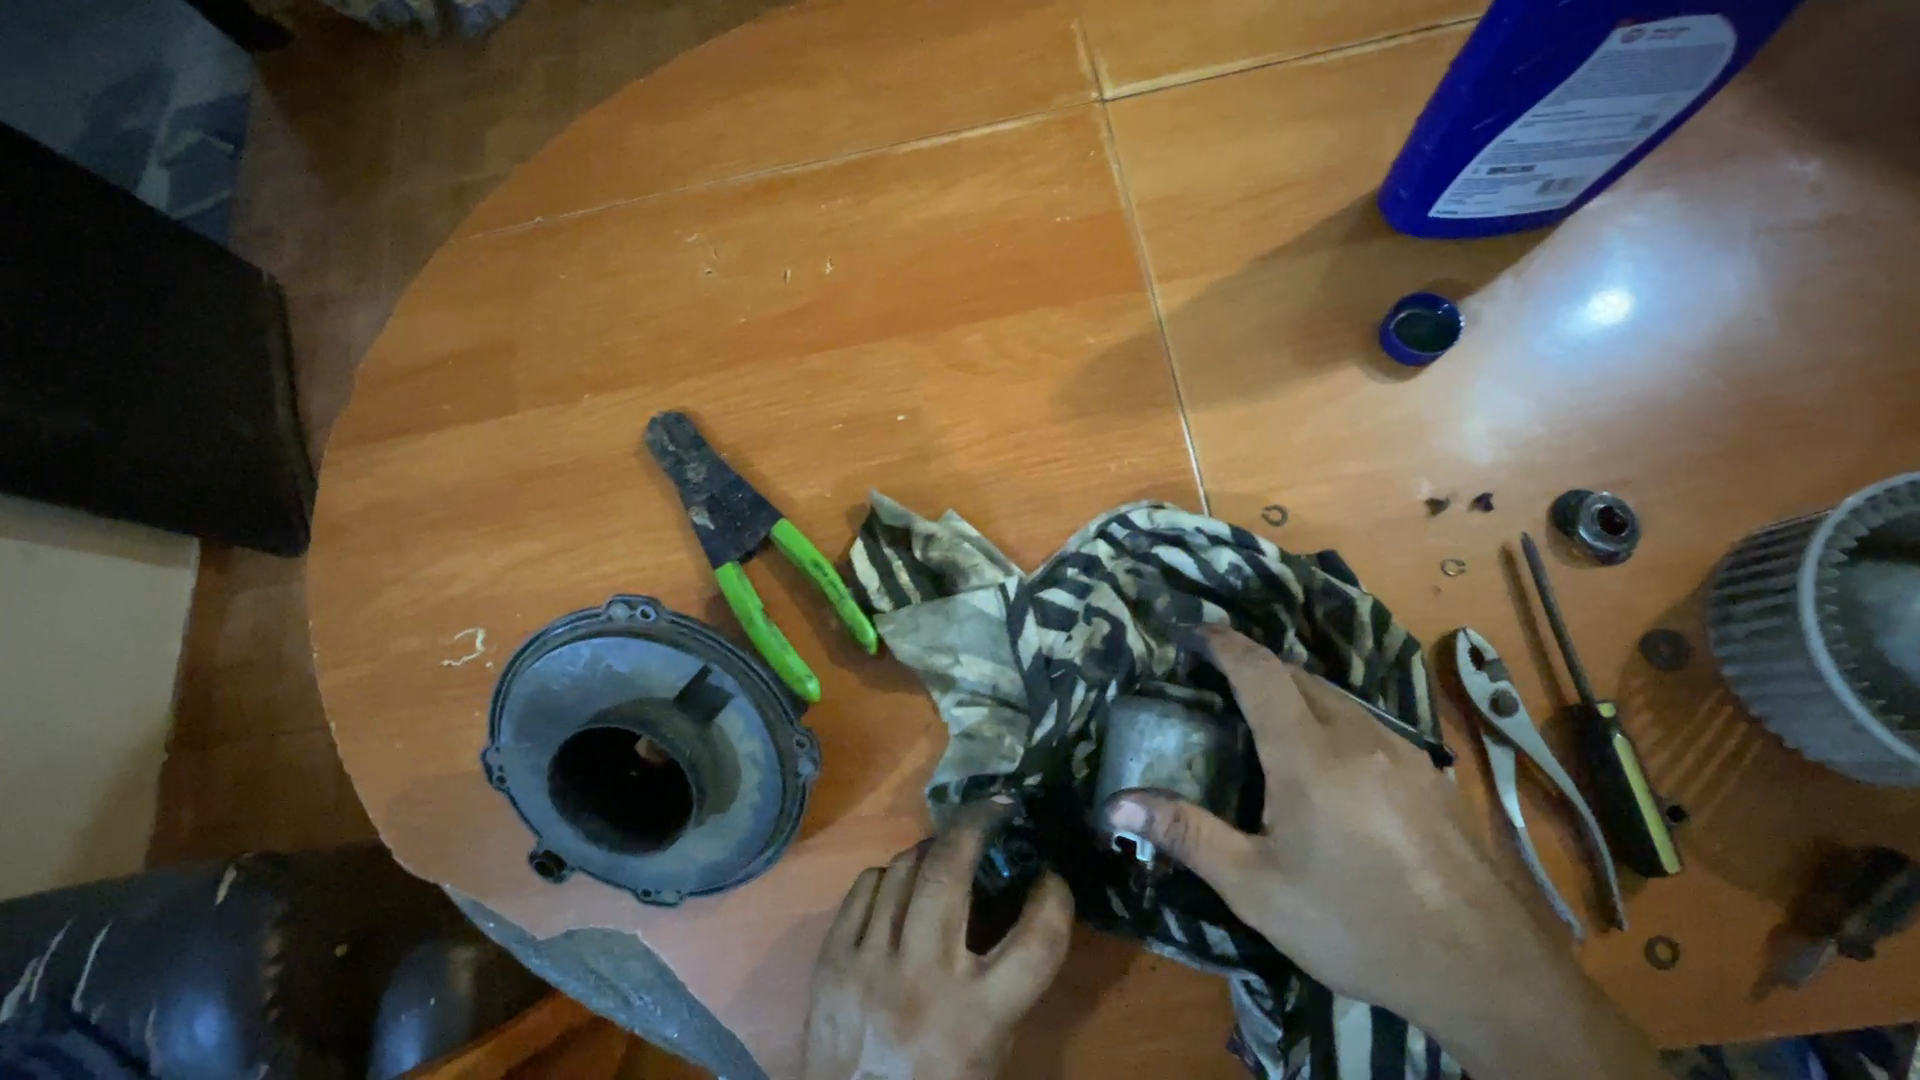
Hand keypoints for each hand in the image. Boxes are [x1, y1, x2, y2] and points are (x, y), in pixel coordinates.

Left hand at [801, 802, 1073, 1079]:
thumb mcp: (991, 1047)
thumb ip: (1007, 980)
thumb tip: (1015, 900)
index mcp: (977, 1017)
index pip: (1037, 941)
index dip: (1056, 898)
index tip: (1051, 878)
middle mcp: (922, 980)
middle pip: (949, 874)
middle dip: (975, 825)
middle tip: (995, 808)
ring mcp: (869, 964)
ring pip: (902, 870)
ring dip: (931, 849)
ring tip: (947, 847)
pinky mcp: (831, 958)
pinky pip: (866, 887)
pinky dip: (890, 875)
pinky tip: (901, 883)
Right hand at [1105, 625, 1663, 1079]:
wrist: (1485, 969)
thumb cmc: (1356, 926)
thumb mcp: (1257, 888)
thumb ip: (1188, 835)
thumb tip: (1116, 802)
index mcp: (1309, 754)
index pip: (1259, 673)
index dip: (1224, 644)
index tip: (1194, 630)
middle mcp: (1358, 736)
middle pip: (1299, 676)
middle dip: (1255, 665)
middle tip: (1216, 674)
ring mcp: (1403, 753)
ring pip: (1338, 697)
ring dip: (1295, 689)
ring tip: (1263, 711)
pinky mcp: (1430, 776)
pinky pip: (1367, 723)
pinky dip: (1330, 717)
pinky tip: (1327, 757)